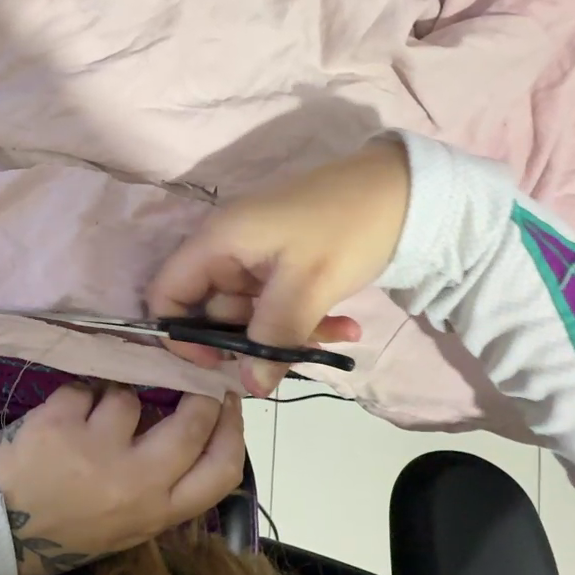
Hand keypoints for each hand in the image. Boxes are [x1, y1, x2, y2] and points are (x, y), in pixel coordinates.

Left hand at [0, 383, 245, 574]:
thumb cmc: (62, 527)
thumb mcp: (124, 526)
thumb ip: (158, 488)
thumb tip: (187, 433)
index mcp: (155, 513)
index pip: (221, 471)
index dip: (234, 432)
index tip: (230, 403)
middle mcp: (135, 481)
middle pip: (189, 424)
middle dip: (195, 395)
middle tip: (188, 379)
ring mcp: (97, 448)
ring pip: (128, 396)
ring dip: (114, 398)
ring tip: (90, 420)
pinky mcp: (60, 422)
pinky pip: (84, 389)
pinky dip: (75, 397)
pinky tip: (60, 418)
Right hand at [147, 137, 410, 394]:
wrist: (407, 188)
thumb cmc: (347, 228)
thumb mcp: (308, 285)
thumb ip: (273, 337)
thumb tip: (250, 386)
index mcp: (216, 243)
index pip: (167, 293)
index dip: (180, 333)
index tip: (219, 361)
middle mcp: (225, 248)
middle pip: (212, 309)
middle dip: (250, 339)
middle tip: (294, 358)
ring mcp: (254, 255)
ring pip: (250, 311)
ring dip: (289, 333)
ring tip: (341, 338)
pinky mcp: (280, 261)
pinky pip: (275, 301)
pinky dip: (303, 318)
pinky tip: (347, 327)